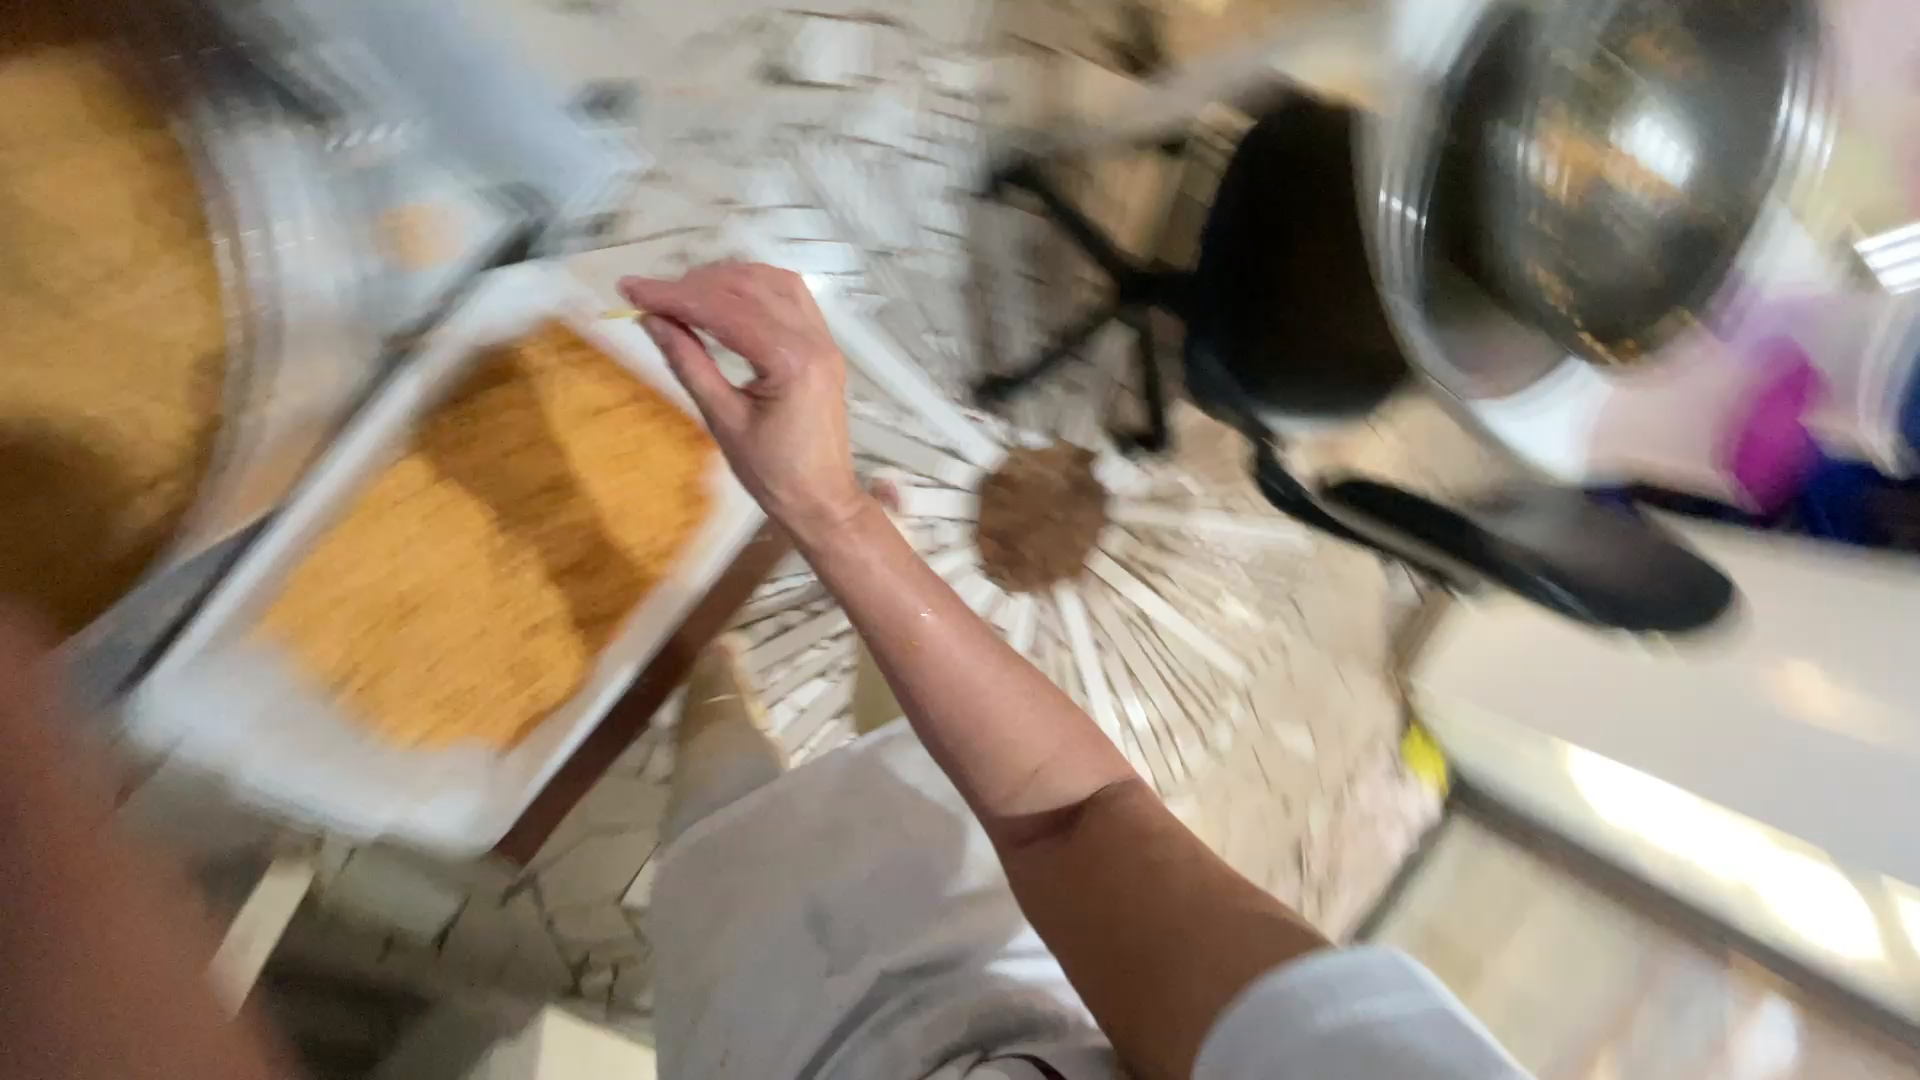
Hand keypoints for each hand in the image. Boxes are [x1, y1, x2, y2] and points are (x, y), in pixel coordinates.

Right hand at [619, 263, 869, 542]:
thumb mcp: (722, 420)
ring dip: (726, 279)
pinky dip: (755, 288)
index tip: (630, 289)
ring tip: (683, 295)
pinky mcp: (825, 346)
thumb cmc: (772, 473)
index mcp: (791, 362)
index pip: (725, 311)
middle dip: (695, 285)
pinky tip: (725, 298)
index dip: (674, 296)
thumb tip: (651, 319)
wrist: (821, 500)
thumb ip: (689, 363)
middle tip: (650, 295)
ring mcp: (825, 341)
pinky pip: (791, 298)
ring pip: (773, 283)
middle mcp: (814, 341)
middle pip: (749, 288)